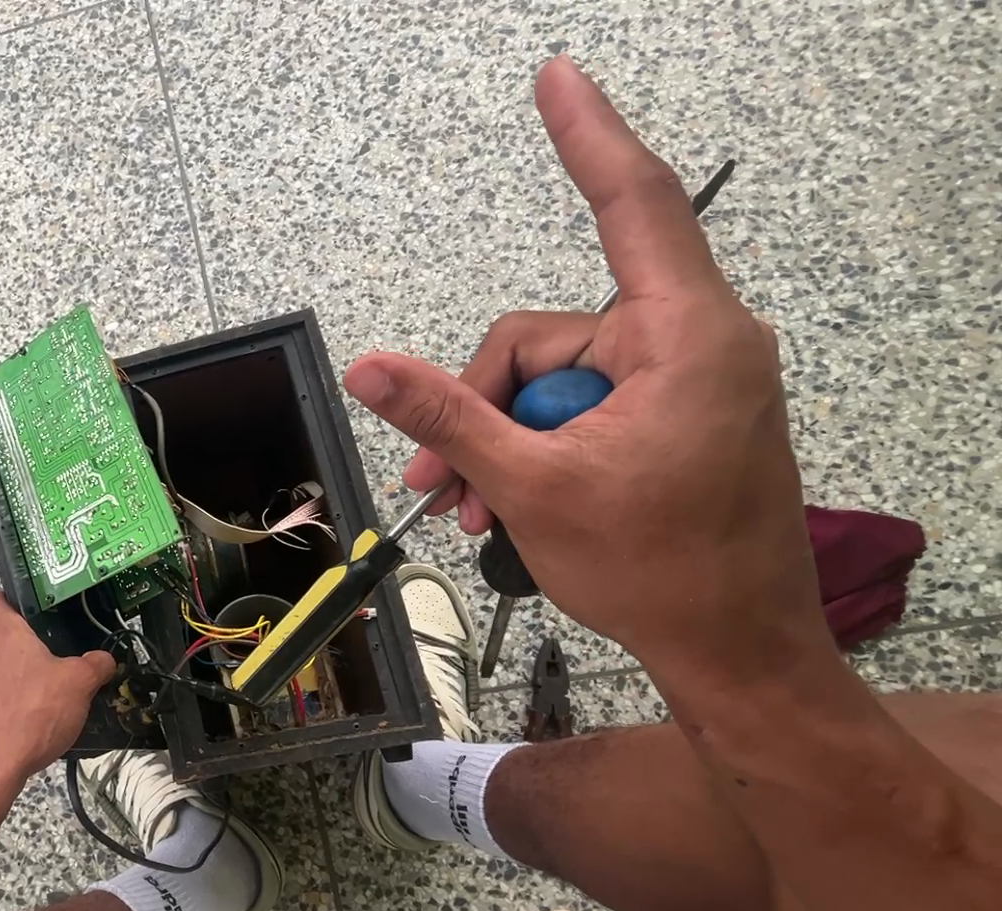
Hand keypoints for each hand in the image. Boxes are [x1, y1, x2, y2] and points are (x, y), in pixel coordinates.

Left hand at [0, 592, 117, 798]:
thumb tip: (104, 659)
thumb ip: (95, 666)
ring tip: (42, 706)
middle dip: (25, 654)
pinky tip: (24, 732)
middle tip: (54, 671)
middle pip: (1, 642)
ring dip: (14, 685)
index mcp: (5, 634)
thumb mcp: (79, 685)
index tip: (26, 609)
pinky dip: (3, 712)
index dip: (9, 599)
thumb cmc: (33, 714)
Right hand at [342, 56, 827, 678]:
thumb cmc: (653, 566)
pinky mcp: (662, 420)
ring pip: (543, 385)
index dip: (587, 136)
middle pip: (540, 340)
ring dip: (492, 443)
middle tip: (435, 481)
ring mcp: (674, 385)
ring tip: (467, 507)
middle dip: (476, 408)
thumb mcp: (527, 484)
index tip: (556, 78)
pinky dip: (526, 452)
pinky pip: (570, 413)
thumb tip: (366, 365)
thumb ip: (444, 415)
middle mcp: (684, 345)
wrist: (730, 647)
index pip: (635, 205)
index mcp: (683, 338)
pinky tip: (499, 503)